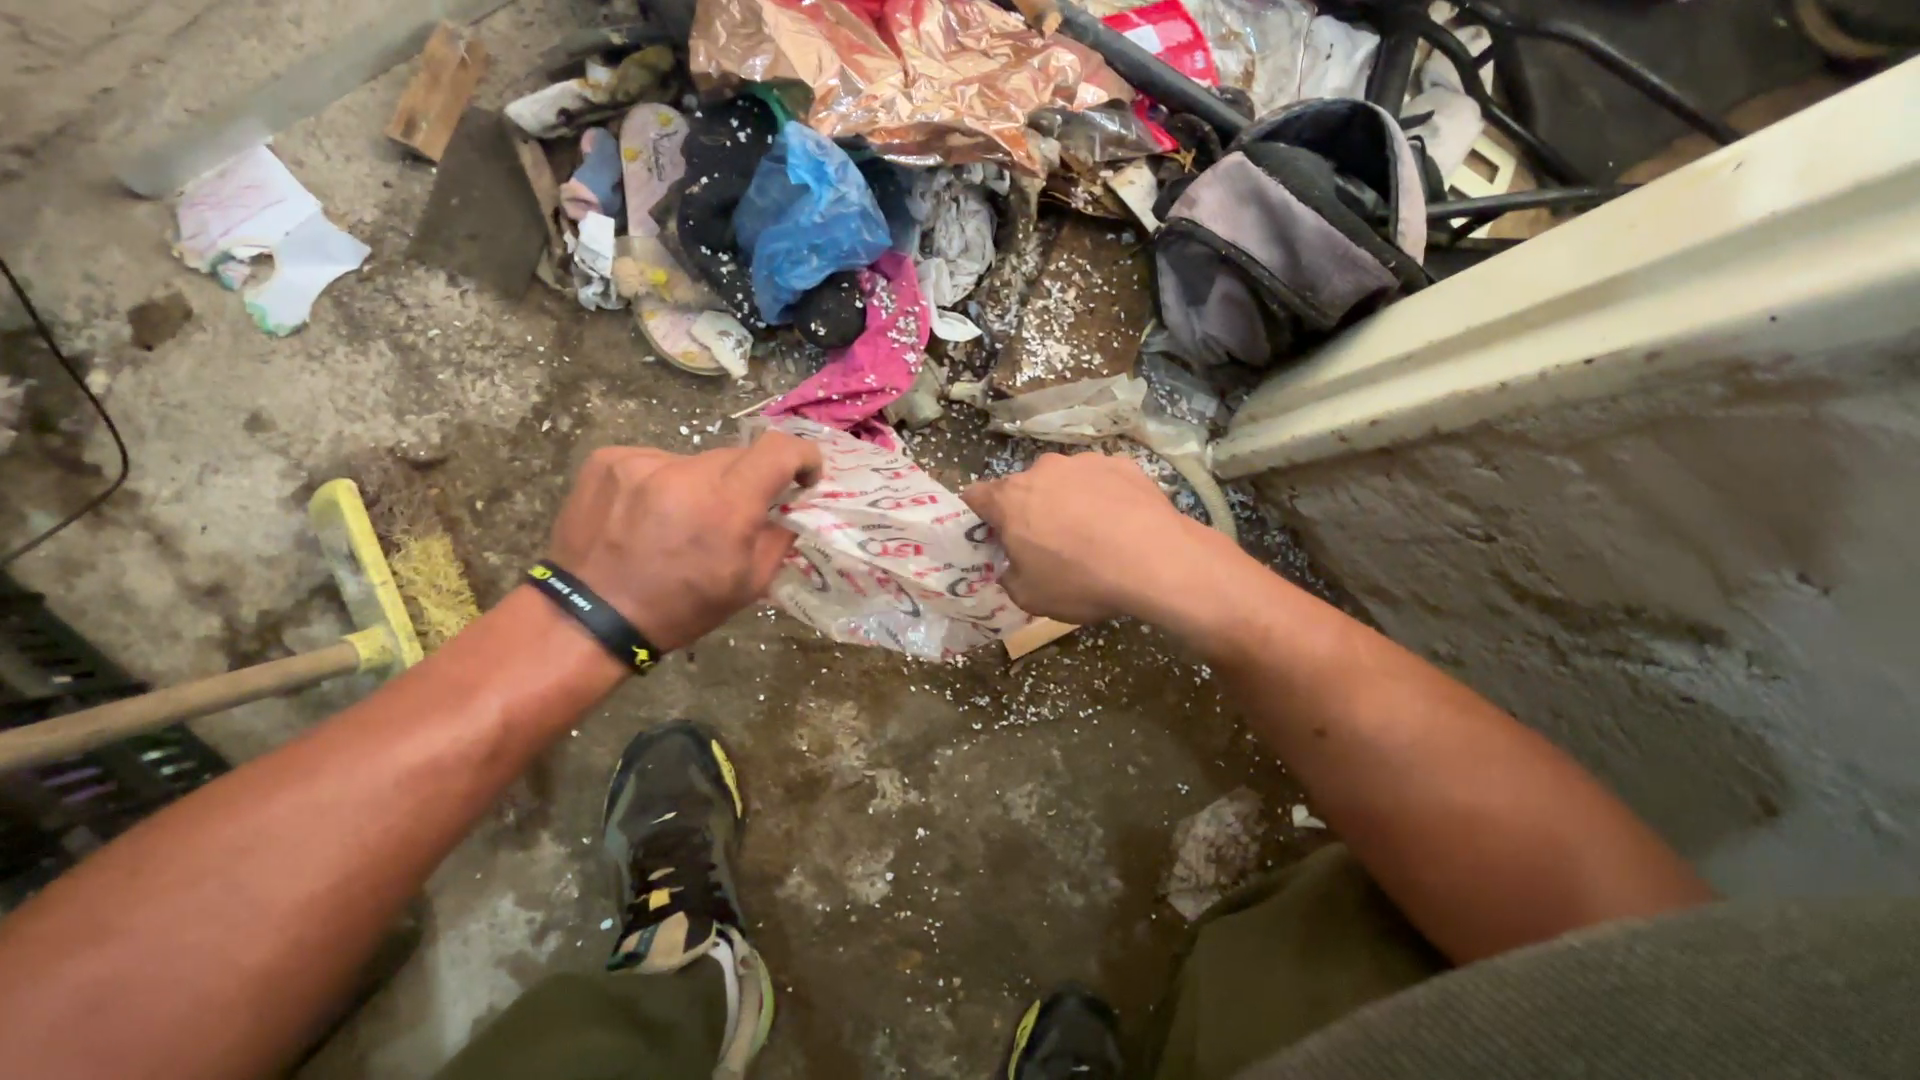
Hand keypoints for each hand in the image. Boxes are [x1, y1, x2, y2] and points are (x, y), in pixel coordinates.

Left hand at [545, 432, 821, 650]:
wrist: (588, 617)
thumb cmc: (679, 608)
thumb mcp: (748, 585)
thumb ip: (779, 537)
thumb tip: (792, 505)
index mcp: (726, 506)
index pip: (779, 450)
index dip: (803, 456)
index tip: (804, 474)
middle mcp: (685, 473)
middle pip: (737, 456)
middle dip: (745, 481)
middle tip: (733, 514)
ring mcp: (641, 462)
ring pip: (693, 461)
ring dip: (699, 484)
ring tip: (677, 522)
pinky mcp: (608, 459)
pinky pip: (654, 462)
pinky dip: (660, 482)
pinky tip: (644, 515)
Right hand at [961, 452, 1204, 624]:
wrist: (1155, 560)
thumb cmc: (1081, 580)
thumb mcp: (1030, 598)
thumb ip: (1010, 577)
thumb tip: (1012, 567)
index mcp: (1010, 499)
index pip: (975, 496)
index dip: (980, 517)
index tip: (993, 537)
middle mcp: (1043, 470)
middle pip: (1023, 488)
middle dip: (1029, 512)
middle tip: (1049, 545)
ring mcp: (1084, 462)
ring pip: (1064, 482)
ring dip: (1068, 502)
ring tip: (1094, 536)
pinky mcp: (1122, 464)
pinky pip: (1101, 481)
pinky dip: (1104, 498)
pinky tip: (1121, 526)